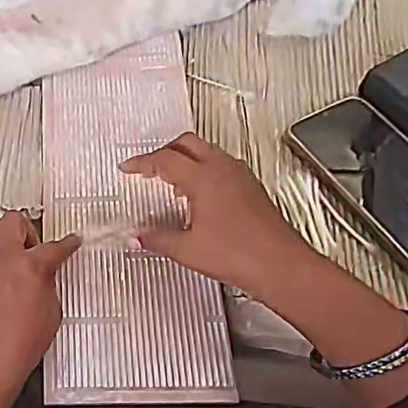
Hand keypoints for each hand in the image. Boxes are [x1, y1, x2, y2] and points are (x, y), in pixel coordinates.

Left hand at [0, 212, 79, 395]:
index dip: (66, 244)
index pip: (54, 246)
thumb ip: (48, 284)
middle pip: (13, 223)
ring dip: (4, 257)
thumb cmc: (18, 346)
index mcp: (30, 265)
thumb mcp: (51, 314)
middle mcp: (1, 259)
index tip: (69, 242)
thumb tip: (45, 276)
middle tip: (33, 250)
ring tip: (11, 284)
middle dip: (27, 231)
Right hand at [119, 132, 315, 296]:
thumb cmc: (242, 254)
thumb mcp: (186, 249)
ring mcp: (240, 176)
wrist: (279, 264)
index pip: (165, 159)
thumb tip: (140, 236)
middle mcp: (224, 170)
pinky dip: (203, 170)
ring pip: (206, 151)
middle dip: (163, 152)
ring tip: (169, 180)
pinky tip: (198, 194)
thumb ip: (157, 238)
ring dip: (185, 159)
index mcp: (204, 178)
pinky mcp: (250, 187)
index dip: (142, 163)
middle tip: (147, 167)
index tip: (129, 167)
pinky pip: (221, 166)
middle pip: (187, 144)